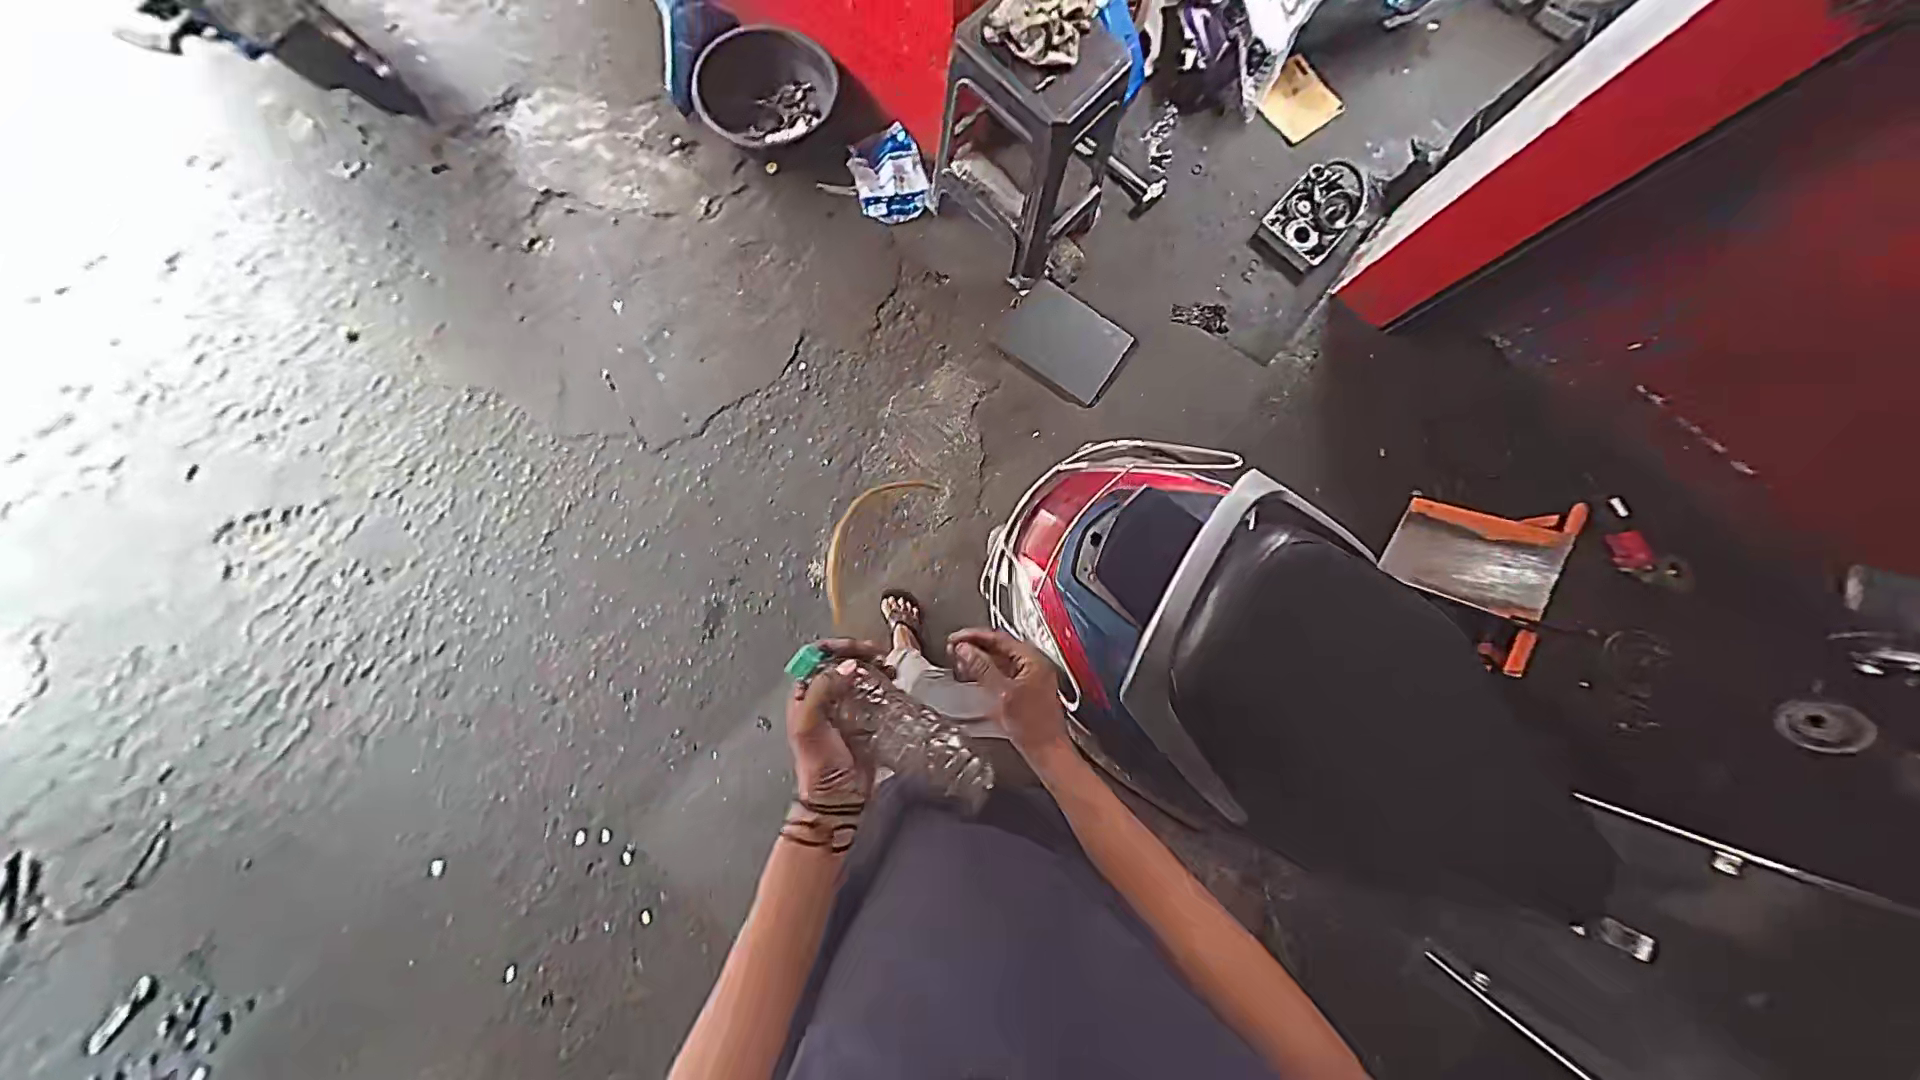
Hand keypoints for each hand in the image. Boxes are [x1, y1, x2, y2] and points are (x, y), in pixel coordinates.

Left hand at [786, 639, 883, 808]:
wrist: (838, 798)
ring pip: (861, 674)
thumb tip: (848, 666)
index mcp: (805, 694)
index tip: (858, 649)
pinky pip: (875, 692)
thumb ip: (823, 691)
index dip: (838, 647)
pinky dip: (885, 683)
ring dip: (875, 666)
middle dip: (861, 654)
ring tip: (888, 668)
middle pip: (842, 661)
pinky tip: (893, 683)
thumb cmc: (818, 765)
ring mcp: (846, 706)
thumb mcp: (809, 725)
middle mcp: (825, 696)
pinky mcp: (866, 717)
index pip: (818, 656)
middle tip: (878, 656)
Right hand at [949, 629, 1068, 759]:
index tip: (957, 638)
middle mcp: (1034, 665)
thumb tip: (966, 649)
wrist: (1046, 750)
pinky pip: (1003, 672)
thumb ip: (982, 668)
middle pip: (1000, 647)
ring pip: (1001, 659)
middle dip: (976, 646)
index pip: (1000, 638)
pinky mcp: (1025, 690)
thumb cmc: (1032, 726)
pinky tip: (975, 675)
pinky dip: (987, 671)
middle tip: (955, 648)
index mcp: (1033, 660)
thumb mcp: (1002, 693)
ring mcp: (1031, 677)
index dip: (975, 636)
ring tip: (960, 660)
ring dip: (980, 658)